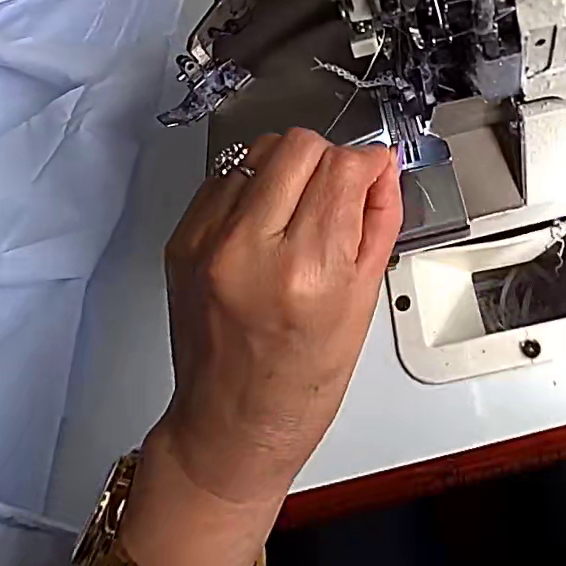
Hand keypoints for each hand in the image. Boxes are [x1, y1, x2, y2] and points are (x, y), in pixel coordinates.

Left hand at [153, 128, 401, 504]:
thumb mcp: (364, 299)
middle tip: (342, 190)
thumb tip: (383, 171)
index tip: (376, 171)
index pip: (344, 168)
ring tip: (303, 208)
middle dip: (333, 158)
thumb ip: (378, 221)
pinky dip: (259, 183)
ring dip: (294, 166)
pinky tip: (271, 218)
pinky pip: (228, 174)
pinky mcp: (182, 239)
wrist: (233, 420)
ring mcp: (207, 241)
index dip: (370, 162)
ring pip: (262, 149)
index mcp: (308, 270)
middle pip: (300, 145)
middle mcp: (249, 248)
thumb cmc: (302, 378)